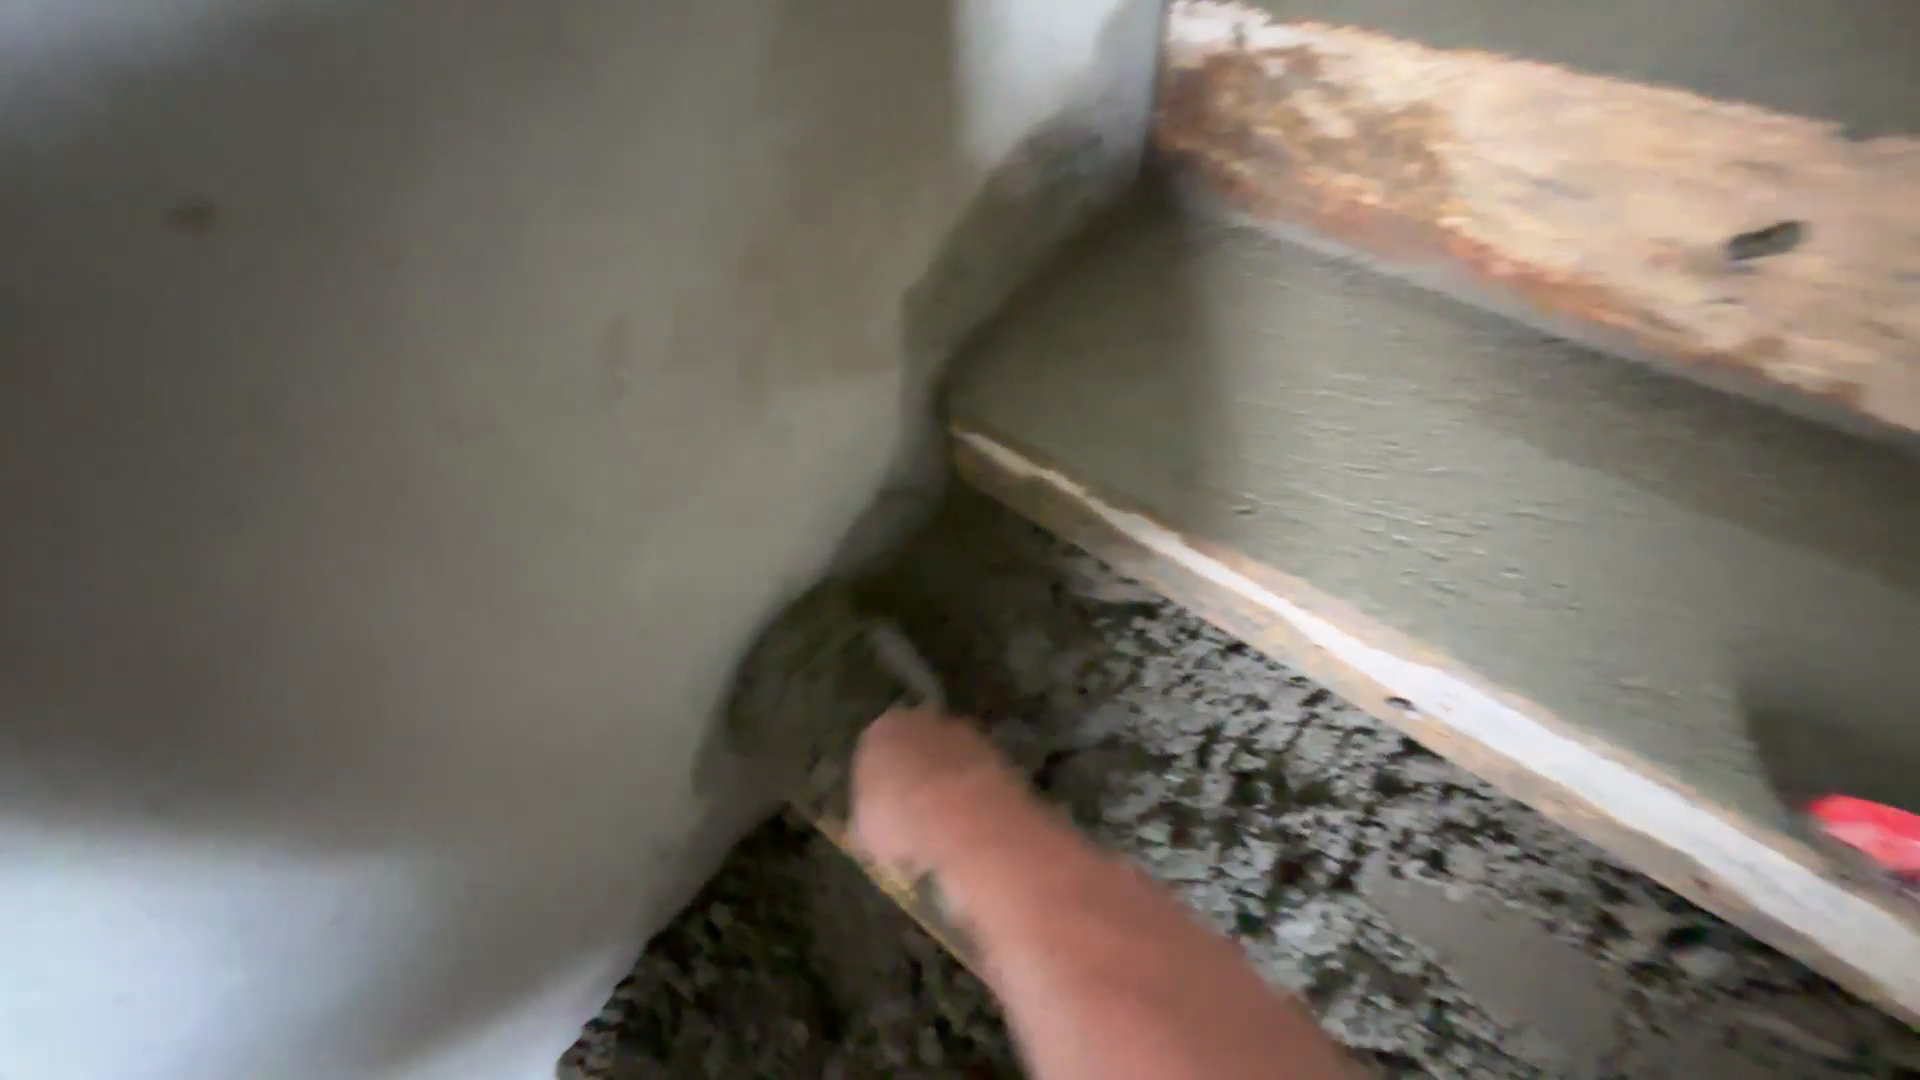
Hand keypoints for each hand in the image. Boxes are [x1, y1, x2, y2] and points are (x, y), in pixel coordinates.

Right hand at [848, 707, 1029, 878]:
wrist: (962, 815)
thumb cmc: (900, 819)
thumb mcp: (867, 831)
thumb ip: (870, 815)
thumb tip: (877, 824)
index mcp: (880, 731)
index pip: (875, 749)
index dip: (880, 779)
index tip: (885, 806)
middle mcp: (920, 720)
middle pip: (915, 743)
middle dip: (916, 770)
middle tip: (916, 810)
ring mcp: (962, 731)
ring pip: (949, 754)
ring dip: (949, 778)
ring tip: (949, 819)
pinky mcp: (994, 749)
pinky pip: (976, 770)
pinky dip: (975, 788)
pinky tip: (973, 818)